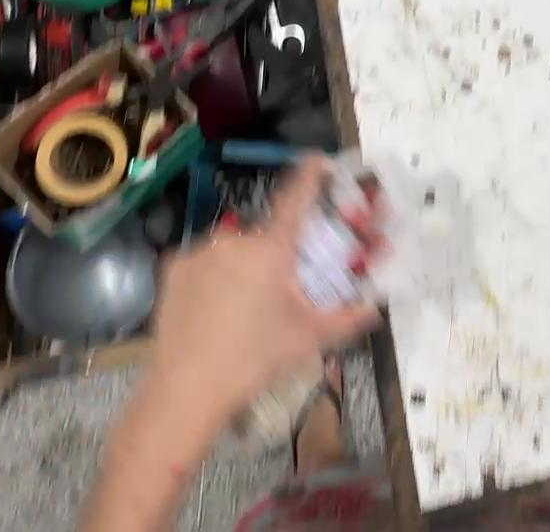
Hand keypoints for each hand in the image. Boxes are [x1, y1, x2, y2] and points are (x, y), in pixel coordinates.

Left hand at [145, 156, 380, 426]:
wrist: (185, 390)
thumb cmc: (255, 358)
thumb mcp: (308, 338)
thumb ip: (347, 318)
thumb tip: (375, 309)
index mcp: (272, 248)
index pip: (296, 196)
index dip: (310, 174)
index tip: (317, 160)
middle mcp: (236, 238)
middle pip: (265, 237)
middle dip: (274, 257)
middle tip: (275, 293)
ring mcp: (200, 250)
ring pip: (232, 251)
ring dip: (242, 268)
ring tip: (240, 310)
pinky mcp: (173, 266)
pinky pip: (202, 263)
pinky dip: (212, 278)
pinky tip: (211, 310)